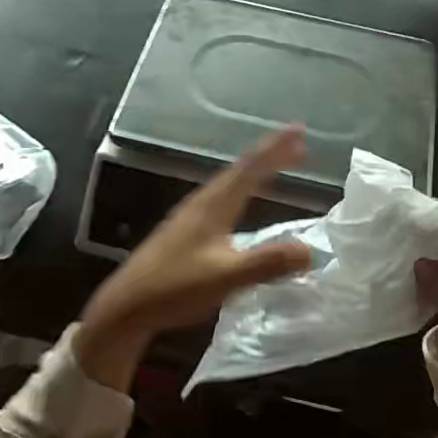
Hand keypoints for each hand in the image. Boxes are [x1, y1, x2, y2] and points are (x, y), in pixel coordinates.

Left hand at [77, 128, 313, 389]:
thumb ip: (266, 263)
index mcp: (212, 207)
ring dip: (254, 172)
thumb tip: (310, 250)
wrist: (126, 307)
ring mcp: (189, 217)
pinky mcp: (183, 233)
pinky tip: (240, 203)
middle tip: (298, 144)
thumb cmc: (174, 288)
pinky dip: (240, 191)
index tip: (299, 130)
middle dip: (269, 155)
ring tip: (275, 165)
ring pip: (228, 185)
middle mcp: (201, 204)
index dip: (275, 149)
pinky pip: (220, 200)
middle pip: (239, 172)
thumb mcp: (225, 278)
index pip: (249, 169)